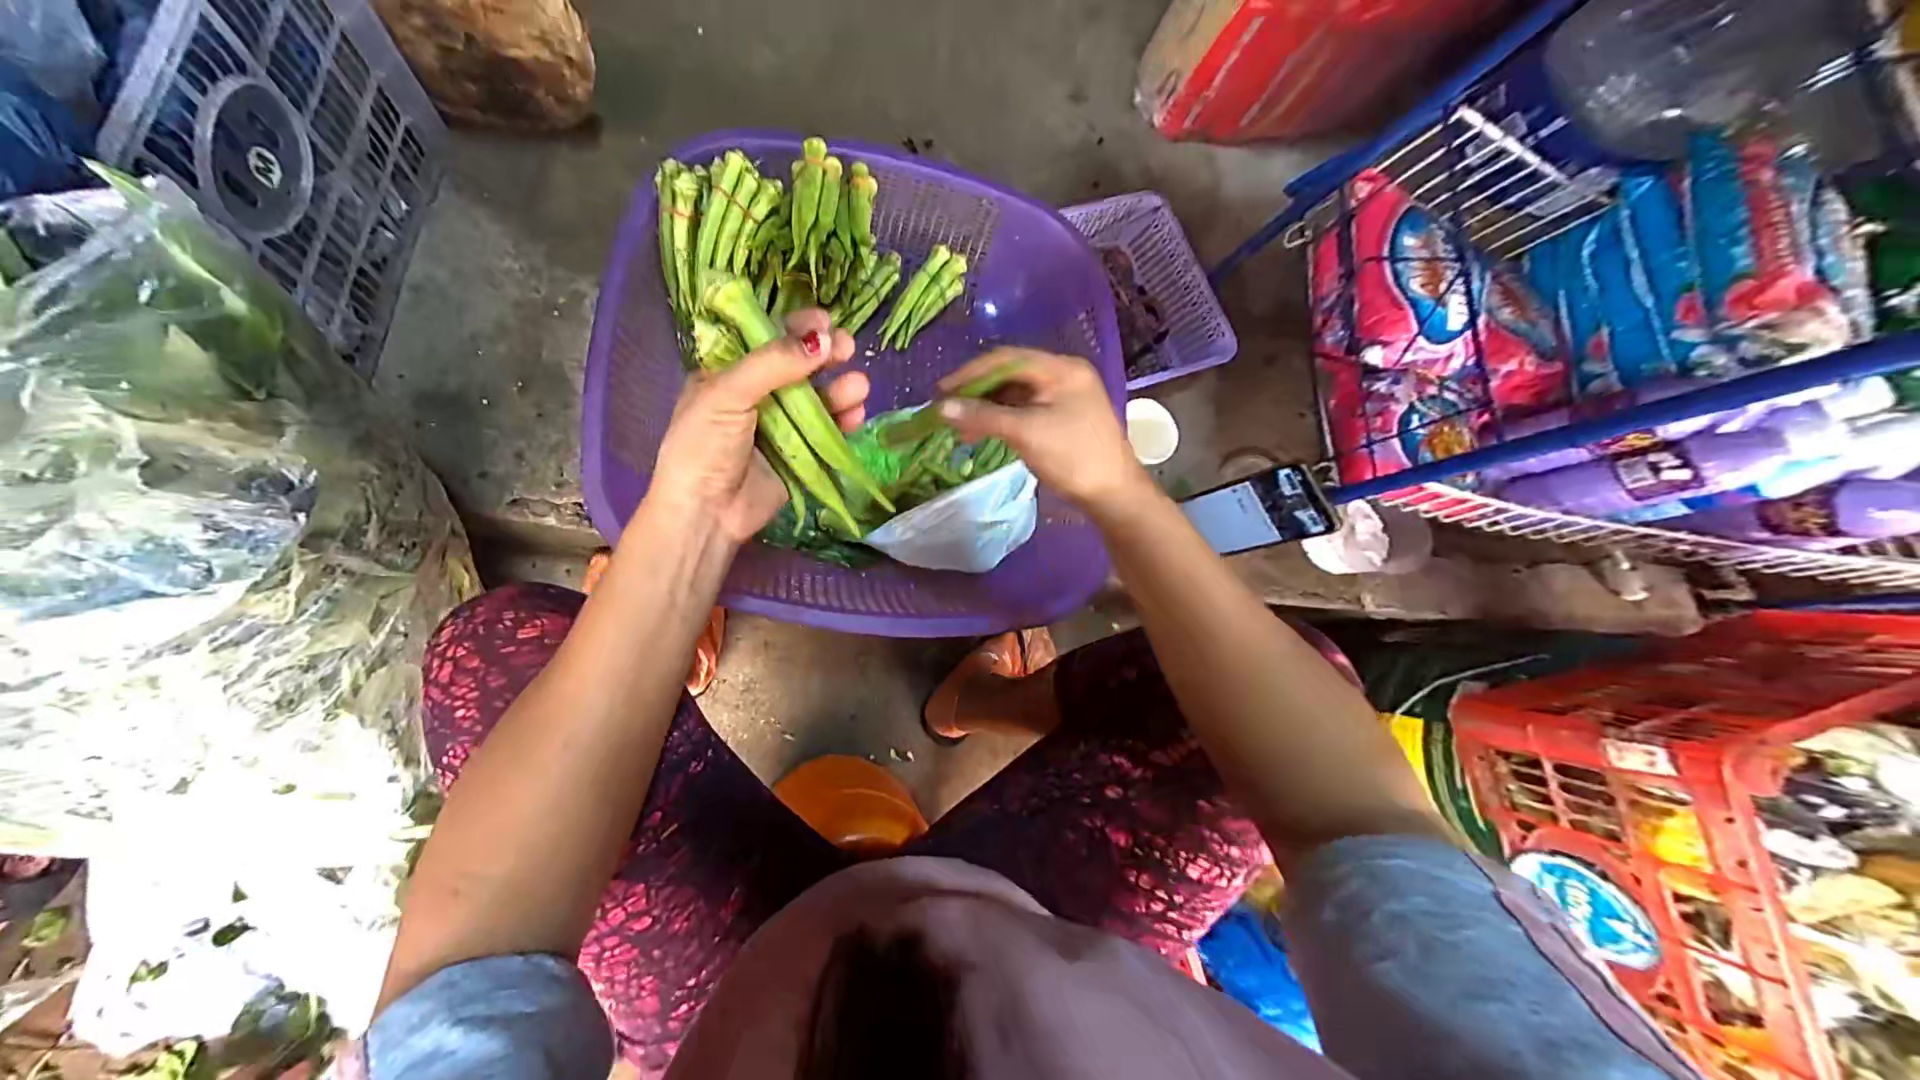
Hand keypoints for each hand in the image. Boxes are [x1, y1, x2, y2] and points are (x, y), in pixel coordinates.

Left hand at [642, 309, 866, 545]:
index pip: (767, 339)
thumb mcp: (728, 393)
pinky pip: (828, 431)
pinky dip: (844, 420)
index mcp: (729, 373)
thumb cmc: (704, 445)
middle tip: (847, 347)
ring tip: (859, 386)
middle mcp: (758, 395)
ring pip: (819, 398)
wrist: (708, 512)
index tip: (823, 321)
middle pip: (799, 366)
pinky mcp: (802, 453)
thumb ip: (774, 363)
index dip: (795, 327)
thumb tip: (824, 339)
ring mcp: (782, 425)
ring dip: (840, 389)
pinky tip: (856, 415)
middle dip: (825, 354)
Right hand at [935, 348, 1150, 516]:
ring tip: (961, 430)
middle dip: (978, 393)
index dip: (970, 373)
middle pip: (1010, 375)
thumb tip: (941, 408)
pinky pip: (1025, 410)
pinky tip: (983, 434)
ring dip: (988, 409)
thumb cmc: (1072, 457)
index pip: (1006, 359)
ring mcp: (1065, 397)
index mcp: (1061, 369)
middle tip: (948, 410)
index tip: (942, 391)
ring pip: (1016, 395)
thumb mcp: (1025, 432)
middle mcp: (1064, 375)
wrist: (1112, 493)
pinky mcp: (1063, 418)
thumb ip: (983, 416)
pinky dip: (1003, 420)